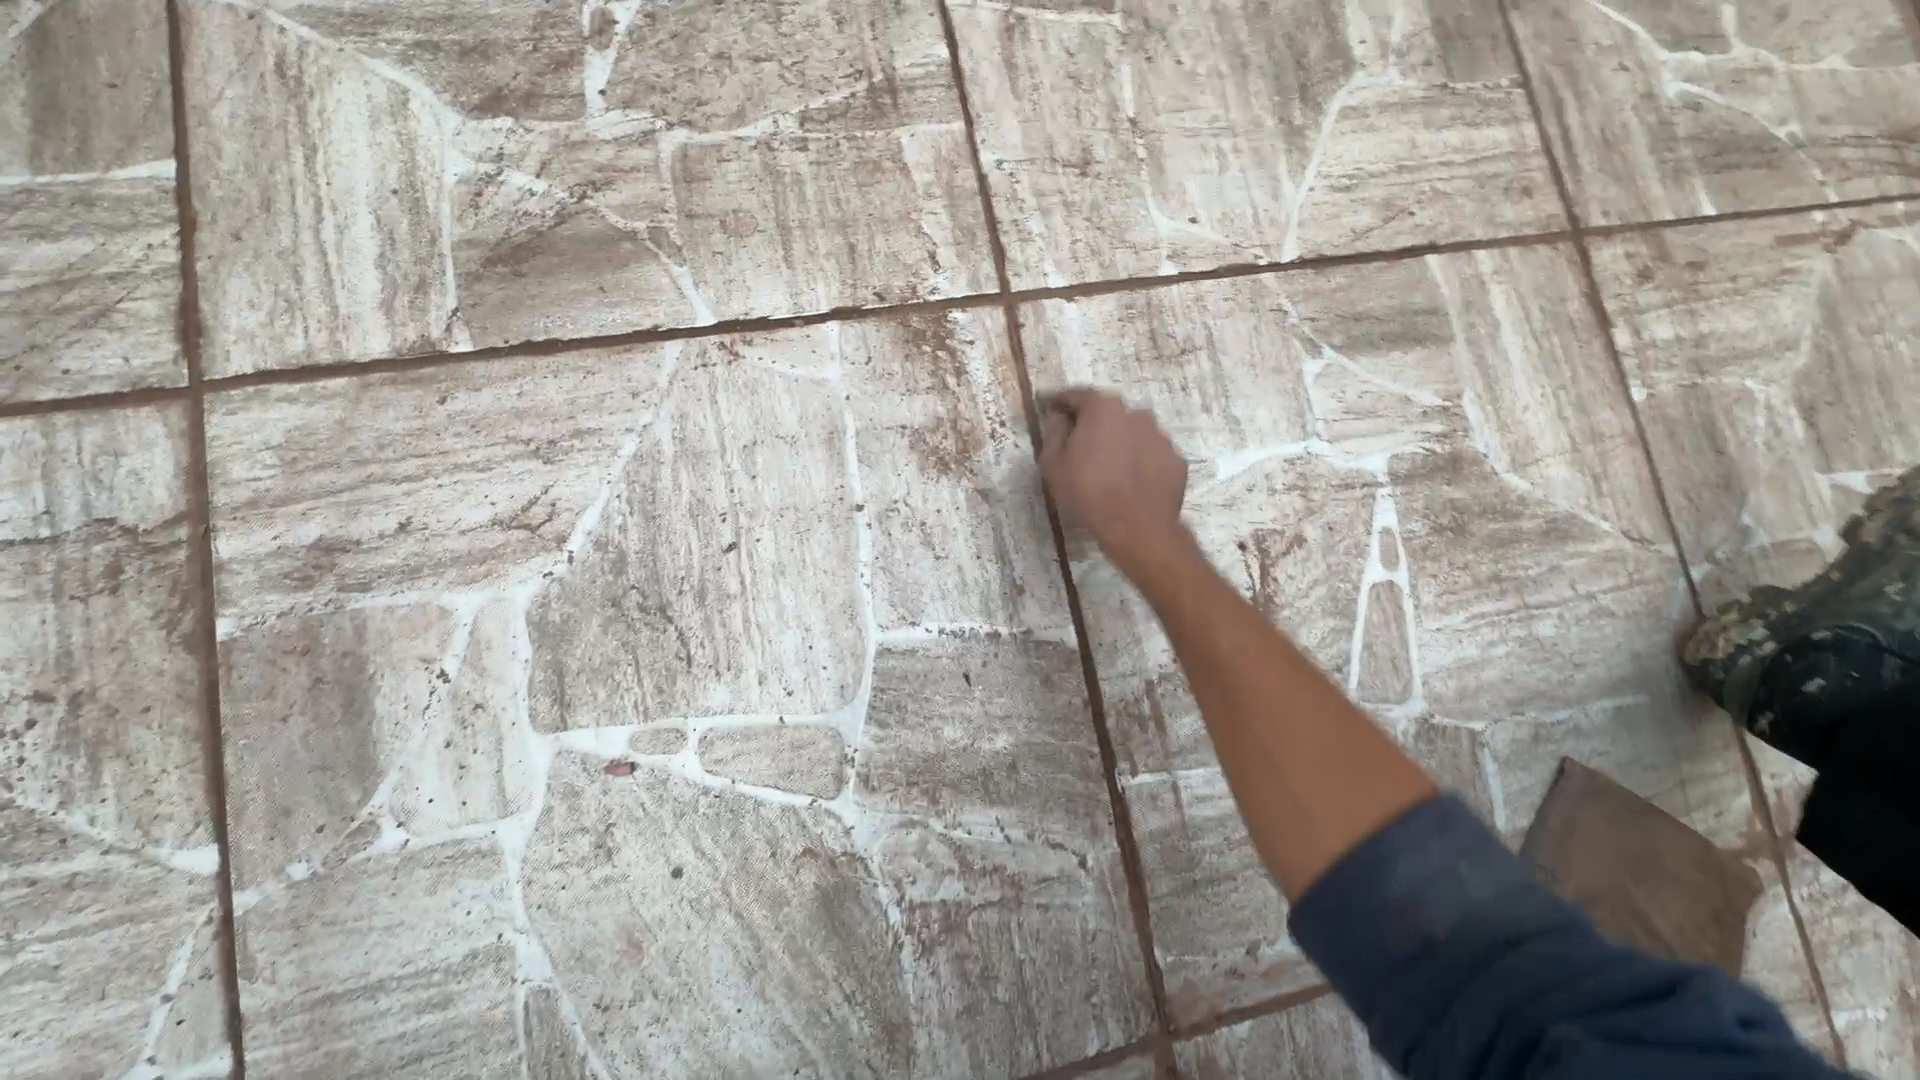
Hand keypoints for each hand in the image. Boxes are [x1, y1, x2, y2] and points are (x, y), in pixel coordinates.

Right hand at [1038, 388, 1190, 576]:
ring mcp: (1160, 436)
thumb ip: (1054, 432)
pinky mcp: (1176, 460)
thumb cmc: (1087, 493)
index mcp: (1103, 408)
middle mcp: (1135, 413)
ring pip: (1132, 433)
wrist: (1137, 528)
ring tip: (1109, 470)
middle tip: (1080, 448)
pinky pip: (1151, 455)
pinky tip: (1131, 483)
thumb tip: (1059, 417)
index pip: (1076, 395)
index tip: (1052, 413)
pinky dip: (1140, 463)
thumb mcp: (1053, 464)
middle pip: (1107, 412)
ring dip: (1119, 443)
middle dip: (1093, 425)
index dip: (1061, 404)